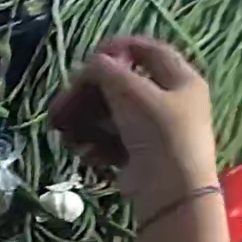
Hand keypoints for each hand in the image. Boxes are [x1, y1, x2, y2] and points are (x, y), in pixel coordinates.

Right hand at [50, 37, 217, 216]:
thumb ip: (109, 73)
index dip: (120, 49)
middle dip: (88, 95)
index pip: (149, 52)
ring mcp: (153, 132)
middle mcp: (169, 103)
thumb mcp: (134, 95)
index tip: (90, 56)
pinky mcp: (139, 157)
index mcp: (180, 80)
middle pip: (121, 89)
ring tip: (64, 133)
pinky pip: (112, 143)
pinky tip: (82, 152)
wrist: (170, 192)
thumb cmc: (160, 134)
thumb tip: (93, 63)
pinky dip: (94, 145)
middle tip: (62, 105)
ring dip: (85, 122)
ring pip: (112, 118)